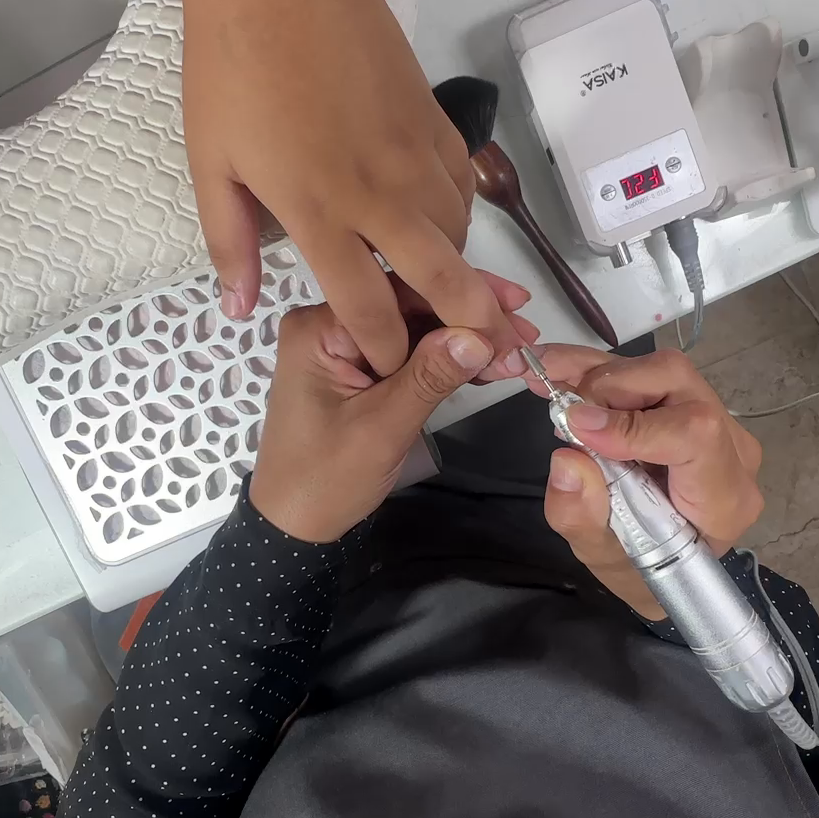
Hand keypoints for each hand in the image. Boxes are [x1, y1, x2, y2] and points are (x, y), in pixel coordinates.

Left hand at [160, 0, 517, 380]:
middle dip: (466, 326)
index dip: (386, 350)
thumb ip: (229, 245)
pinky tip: (442, 223)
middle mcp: (381, 198)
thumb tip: (238, 309)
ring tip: (447, 286)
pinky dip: (460, 217)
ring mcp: (417, 159)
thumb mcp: (210, 165)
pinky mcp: (438, 125)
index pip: (367, 308)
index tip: (394, 368)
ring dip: (457, 268)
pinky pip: (465, 189)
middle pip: (442, 281)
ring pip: (460, 235)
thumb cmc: (233, 72)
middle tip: (484, 351)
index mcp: (319, 215)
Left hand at [250, 275, 538, 542]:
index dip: (462, 301)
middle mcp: (329, 323)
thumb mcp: (382, 428)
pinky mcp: (358, 367)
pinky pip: (407, 350)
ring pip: (415, 328)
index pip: (401, 293)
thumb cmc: (325, 479)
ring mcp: (344, 345)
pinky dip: (446, 358)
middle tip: (526, 333)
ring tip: (518, 349)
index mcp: (321, 327)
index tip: (514, 316)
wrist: (291, 524)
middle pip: (411, 305)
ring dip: (466, 338)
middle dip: (471, 318)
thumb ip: (429, 377)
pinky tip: (486, 362)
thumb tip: (481, 334)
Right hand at [528, 348, 764, 618]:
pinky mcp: (688, 404)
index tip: (577, 431)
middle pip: (677, 384)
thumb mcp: (603, 558)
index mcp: (722, 498)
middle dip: (608, 389)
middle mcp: (730, 449)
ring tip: (548, 385)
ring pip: (659, 369)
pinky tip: (556, 368)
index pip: (695, 435)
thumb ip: (583, 515)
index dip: (633, 425)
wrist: (664, 564)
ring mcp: (714, 420)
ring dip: (596, 374)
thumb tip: (568, 459)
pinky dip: (596, 368)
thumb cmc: (640, 568)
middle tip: (564, 415)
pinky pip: (646, 372)